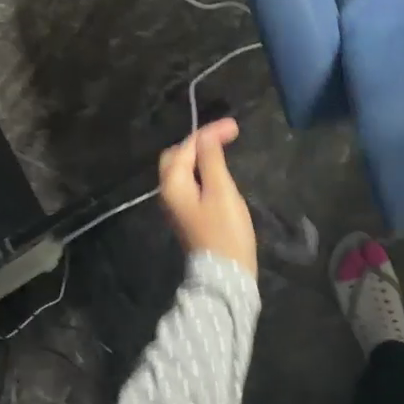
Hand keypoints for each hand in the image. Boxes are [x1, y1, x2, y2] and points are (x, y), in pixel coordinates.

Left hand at [158, 117, 256, 276]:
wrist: (226, 277)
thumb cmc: (225, 231)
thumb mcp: (221, 190)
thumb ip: (211, 159)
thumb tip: (207, 135)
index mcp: (173, 184)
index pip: (186, 147)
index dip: (209, 133)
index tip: (235, 127)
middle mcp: (168, 192)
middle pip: (177, 156)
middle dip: (199, 142)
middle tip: (225, 136)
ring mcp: (177, 205)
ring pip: (183, 170)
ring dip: (201, 156)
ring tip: (224, 148)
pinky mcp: (188, 215)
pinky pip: (190, 183)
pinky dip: (202, 171)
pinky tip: (218, 171)